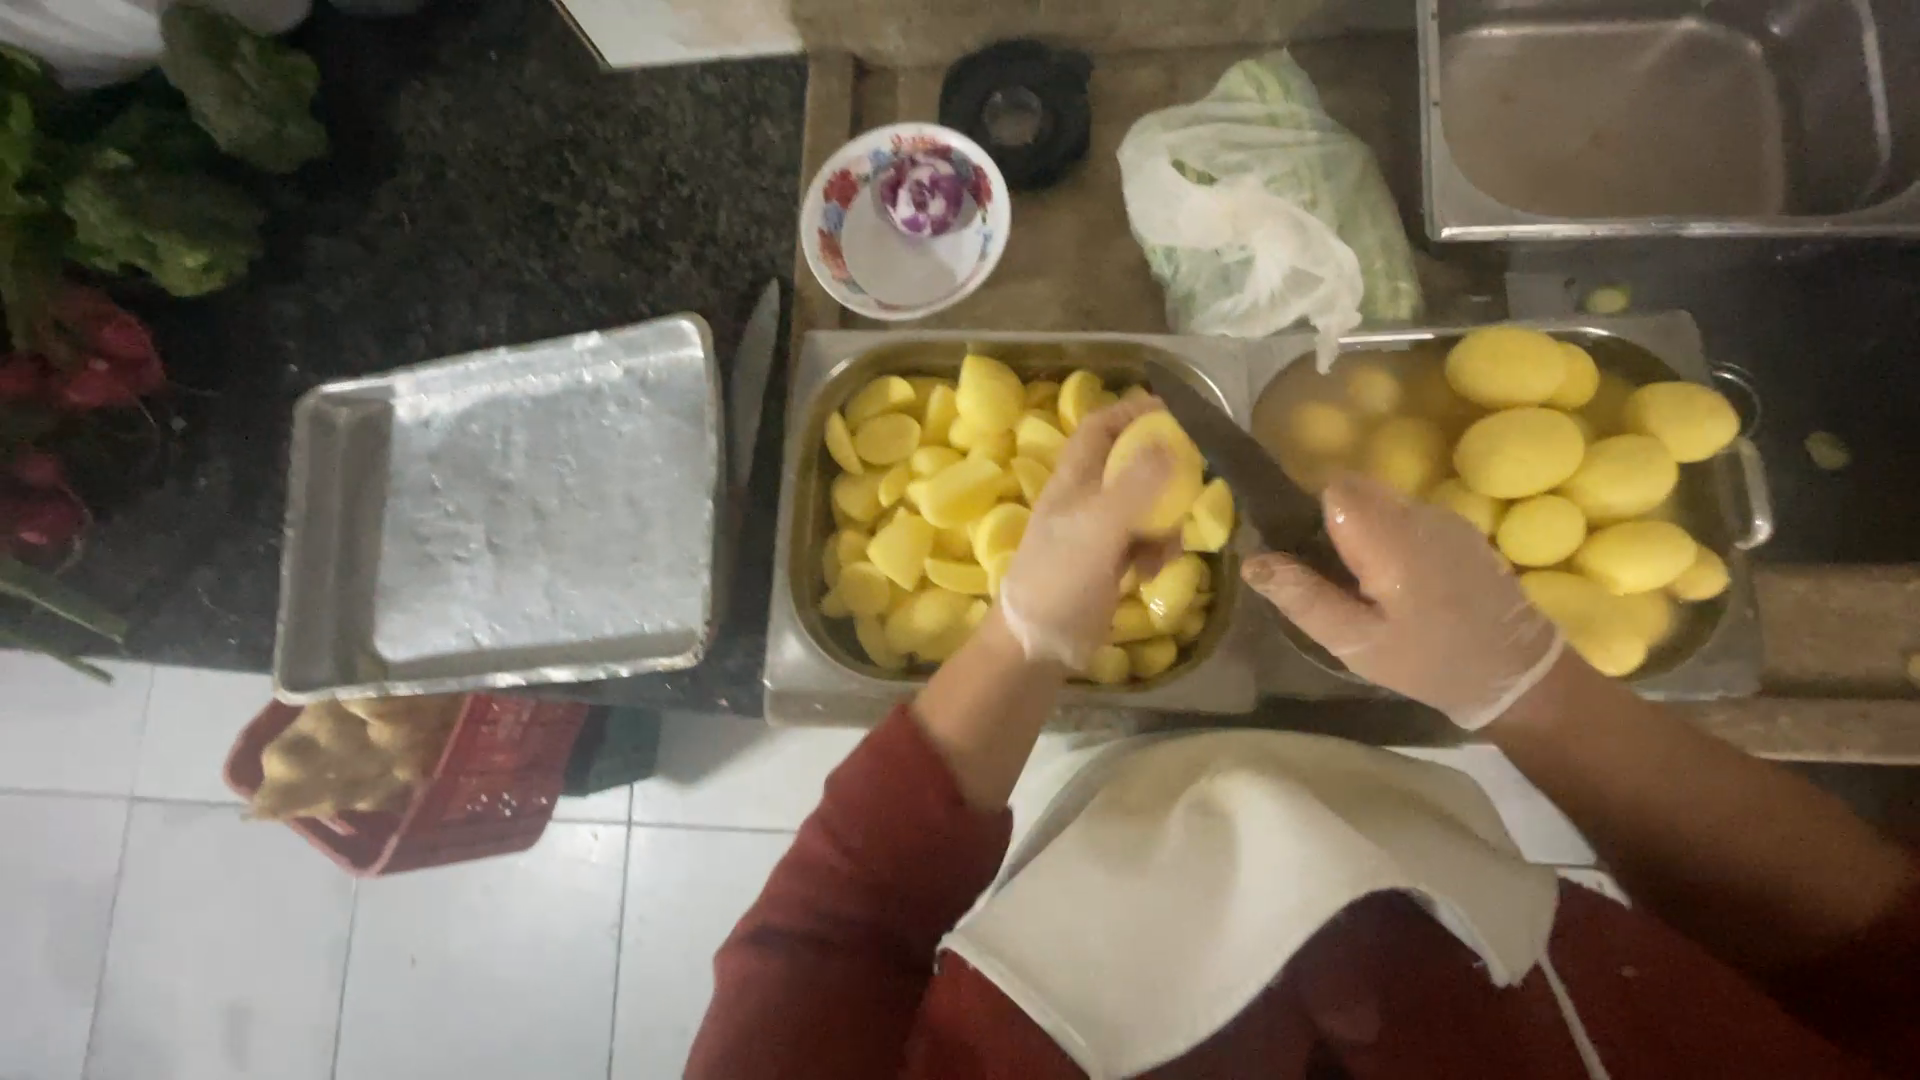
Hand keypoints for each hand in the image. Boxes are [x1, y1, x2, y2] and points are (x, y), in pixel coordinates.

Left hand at [998, 398, 1178, 670]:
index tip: (1176, 415)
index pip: (1102, 426)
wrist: (1037, 645)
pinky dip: (1156, 551)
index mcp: (1074, 479)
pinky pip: (1145, 540)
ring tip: (1166, 548)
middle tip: (1193, 487)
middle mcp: (1086, 498)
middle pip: (1132, 463)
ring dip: (1165, 521)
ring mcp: (1098, 531)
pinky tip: (1152, 573)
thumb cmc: (1059, 581)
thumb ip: (1133, 488)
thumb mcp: (1097, 530)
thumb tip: (1171, 443)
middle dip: (1166, 474)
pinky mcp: (1110, 561)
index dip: (1134, 412)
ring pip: (1146, 504)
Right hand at [1240, 473, 1562, 729]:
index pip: (1334, 489)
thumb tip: (1253, 561)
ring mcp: (1445, 518)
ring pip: (1379, 500)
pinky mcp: (1459, 529)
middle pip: (1355, 489)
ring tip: (1362, 581)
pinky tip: (1397, 580)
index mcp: (1390, 538)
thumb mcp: (1354, 642)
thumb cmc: (1428, 661)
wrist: (1517, 675)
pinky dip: (1388, 535)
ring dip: (1360, 528)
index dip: (1309, 515)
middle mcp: (1419, 514)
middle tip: (1330, 574)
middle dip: (1331, 521)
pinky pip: (1405, 514)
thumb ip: (1303, 597)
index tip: (1305, 555)